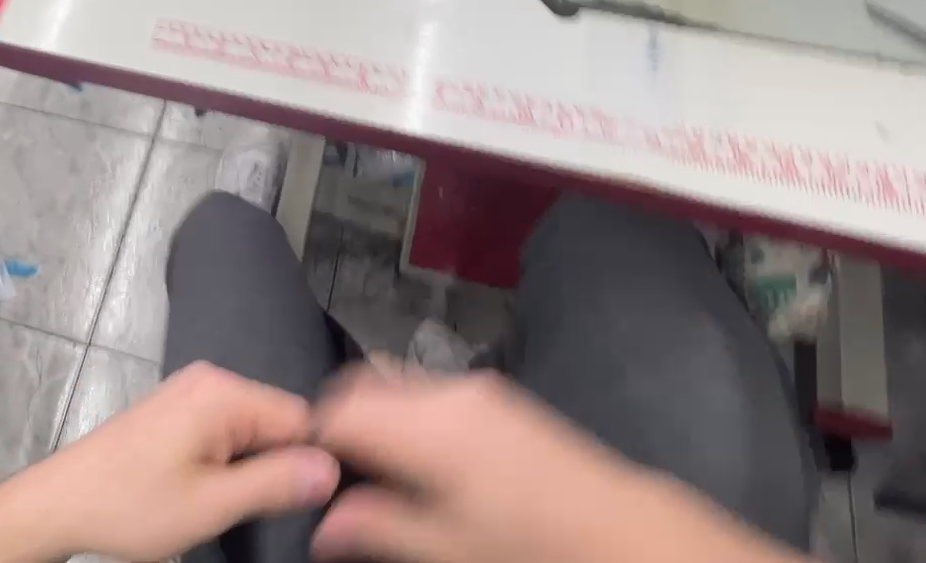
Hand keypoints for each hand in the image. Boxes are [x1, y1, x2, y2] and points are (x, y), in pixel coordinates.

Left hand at [0, 362, 339, 562]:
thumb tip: (332, 468)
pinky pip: (226, 428)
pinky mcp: (177, 407)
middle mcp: (211, 378)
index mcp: (223, 392)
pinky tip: (211, 487)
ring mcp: (191, 390)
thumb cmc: (133, 504)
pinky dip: (229, 458)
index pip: (300, 416)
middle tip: (261, 508)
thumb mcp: (210, 504)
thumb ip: (275, 482)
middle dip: (279, 462)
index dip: (312, 459)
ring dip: (252, 465)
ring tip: (231, 501)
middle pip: (276, 419)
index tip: (314, 501)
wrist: (60, 502)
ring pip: (251, 427)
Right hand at [310, 368, 804, 562]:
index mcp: (428, 427)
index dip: (314, 432)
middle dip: (338, 416)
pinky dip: (400, 407)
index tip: (302, 464)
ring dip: (369, 409)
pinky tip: (412, 452)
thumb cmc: (530, 546)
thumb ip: (381, 527)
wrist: (623, 528)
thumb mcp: (452, 548)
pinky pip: (421, 385)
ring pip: (391, 378)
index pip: (345, 409)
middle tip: (330, 467)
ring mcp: (468, 385)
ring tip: (370, 463)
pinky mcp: (488, 391)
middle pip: (363, 382)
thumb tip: (321, 525)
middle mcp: (442, 391)